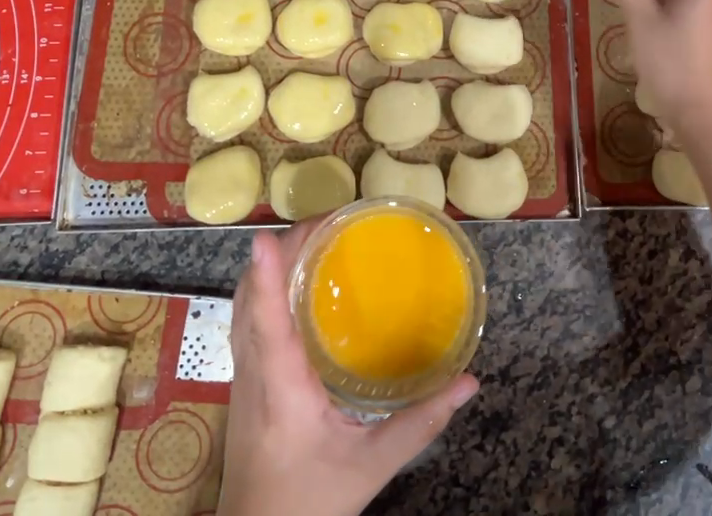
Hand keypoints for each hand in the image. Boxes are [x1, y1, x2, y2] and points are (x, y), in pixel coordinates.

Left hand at [217, 224, 479, 515]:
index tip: (264, 237)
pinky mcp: (243, 383)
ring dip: (267, 269)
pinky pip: (246, 322)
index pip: (265, 322)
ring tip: (310, 241)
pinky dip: (263, 290)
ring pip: (242, 307)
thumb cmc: (310, 499)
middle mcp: (253, 373)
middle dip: (277, 253)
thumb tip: (470, 383)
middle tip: (326, 224)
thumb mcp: (371, 465)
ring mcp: (241, 377)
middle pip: (249, 300)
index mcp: (281, 388)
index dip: (264, 277)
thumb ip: (420, 423)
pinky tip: (293, 288)